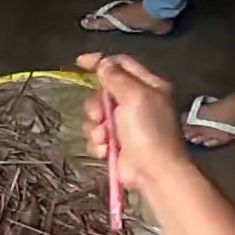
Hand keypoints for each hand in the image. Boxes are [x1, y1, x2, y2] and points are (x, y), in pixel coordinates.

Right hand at [77, 53, 189, 192]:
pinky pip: (95, 136)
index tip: (80, 63)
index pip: (121, 64)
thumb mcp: (135, 97)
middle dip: (96, 105)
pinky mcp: (115, 143)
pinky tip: (106, 151)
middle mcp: (136, 102)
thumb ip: (117, 78)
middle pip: (103, 92)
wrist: (153, 172)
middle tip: (100, 116)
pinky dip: (98, 144)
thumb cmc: (149, 132)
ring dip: (96, 128)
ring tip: (106, 139)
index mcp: (148, 86)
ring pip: (95, 116)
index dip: (100, 61)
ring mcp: (125, 124)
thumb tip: (103, 64)